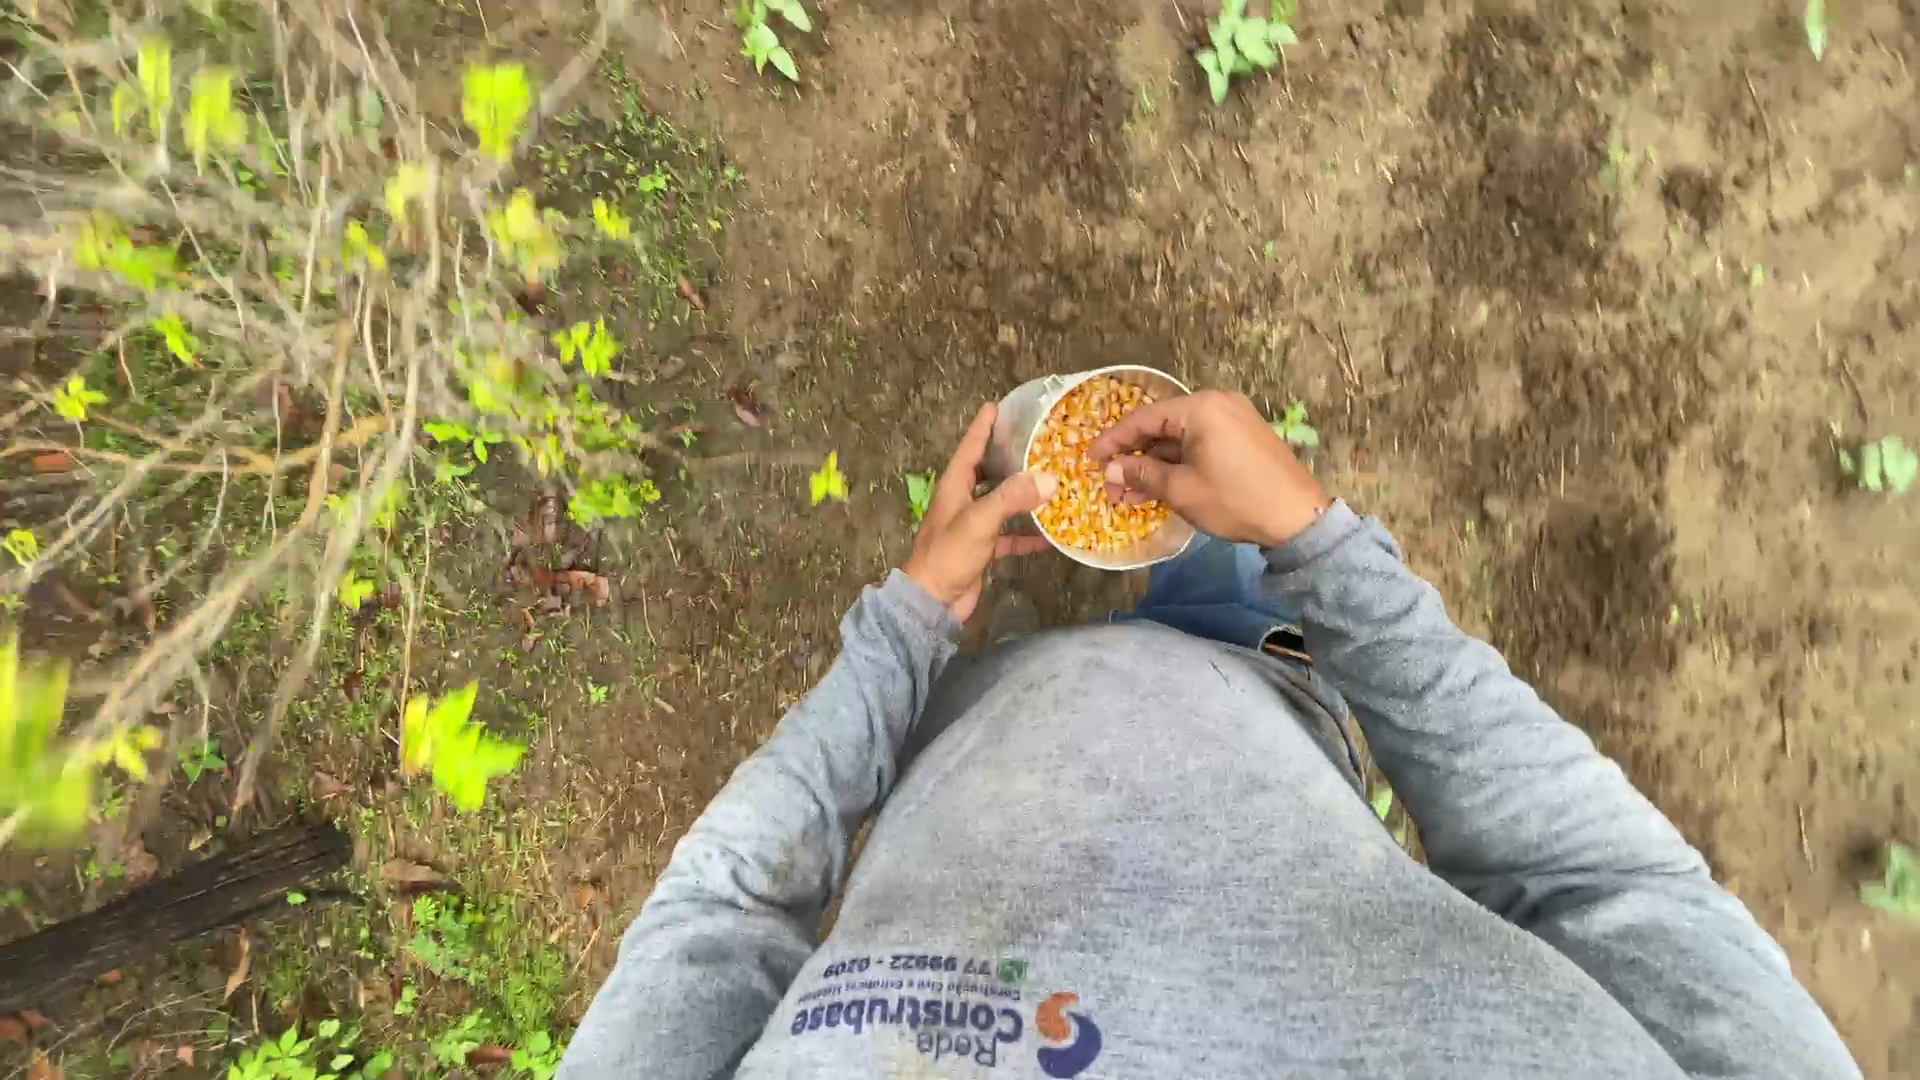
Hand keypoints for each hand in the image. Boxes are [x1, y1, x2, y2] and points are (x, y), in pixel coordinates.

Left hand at [903, 403, 1057, 621]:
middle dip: (1008, 457)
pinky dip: (1027, 535)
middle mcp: (962, 501)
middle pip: (987, 472)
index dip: (982, 427)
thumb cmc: (948, 555)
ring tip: (1051, 482)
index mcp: (954, 486)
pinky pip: (1009, 537)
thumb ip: (1012, 497)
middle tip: (1036, 442)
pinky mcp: (982, 550)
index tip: (997, 406)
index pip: (970, 447)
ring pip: (1001, 503)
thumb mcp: (979, 520)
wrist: (932, 602)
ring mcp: (972, 526)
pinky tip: (1050, 535)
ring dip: (1023, 496)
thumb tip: (1049, 478)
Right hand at [1086, 390, 1329, 547]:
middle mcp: (1216, 404)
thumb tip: (1110, 470)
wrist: (1297, 518)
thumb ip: (1141, 474)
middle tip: (1111, 486)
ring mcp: (1232, 420)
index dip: (1113, 440)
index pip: (1143, 418)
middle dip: (1133, 458)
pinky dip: (1177, 465)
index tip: (1090, 459)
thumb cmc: (1235, 499)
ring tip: (1129, 496)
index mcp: (1200, 408)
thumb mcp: (1181, 489)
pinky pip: (1198, 445)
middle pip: (1161, 427)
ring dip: (1153, 466)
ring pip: (1179, 439)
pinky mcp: (1242, 438)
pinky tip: (1158, 488)